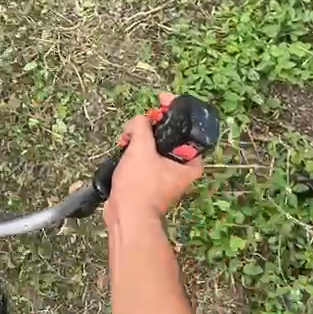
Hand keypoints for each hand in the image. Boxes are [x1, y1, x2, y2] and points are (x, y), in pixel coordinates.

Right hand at [103, 95, 203, 232]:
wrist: (127, 215)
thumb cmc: (140, 185)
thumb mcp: (141, 150)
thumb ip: (142, 127)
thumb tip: (140, 120)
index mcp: (190, 162)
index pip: (187, 127)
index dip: (174, 110)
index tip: (161, 98)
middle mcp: (181, 167)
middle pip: (167, 134)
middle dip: (148, 126)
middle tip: (136, 124)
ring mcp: (165, 173)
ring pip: (153, 144)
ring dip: (138, 137)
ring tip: (124, 140)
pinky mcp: (150, 178)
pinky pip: (144, 156)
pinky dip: (133, 150)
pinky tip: (122, 148)